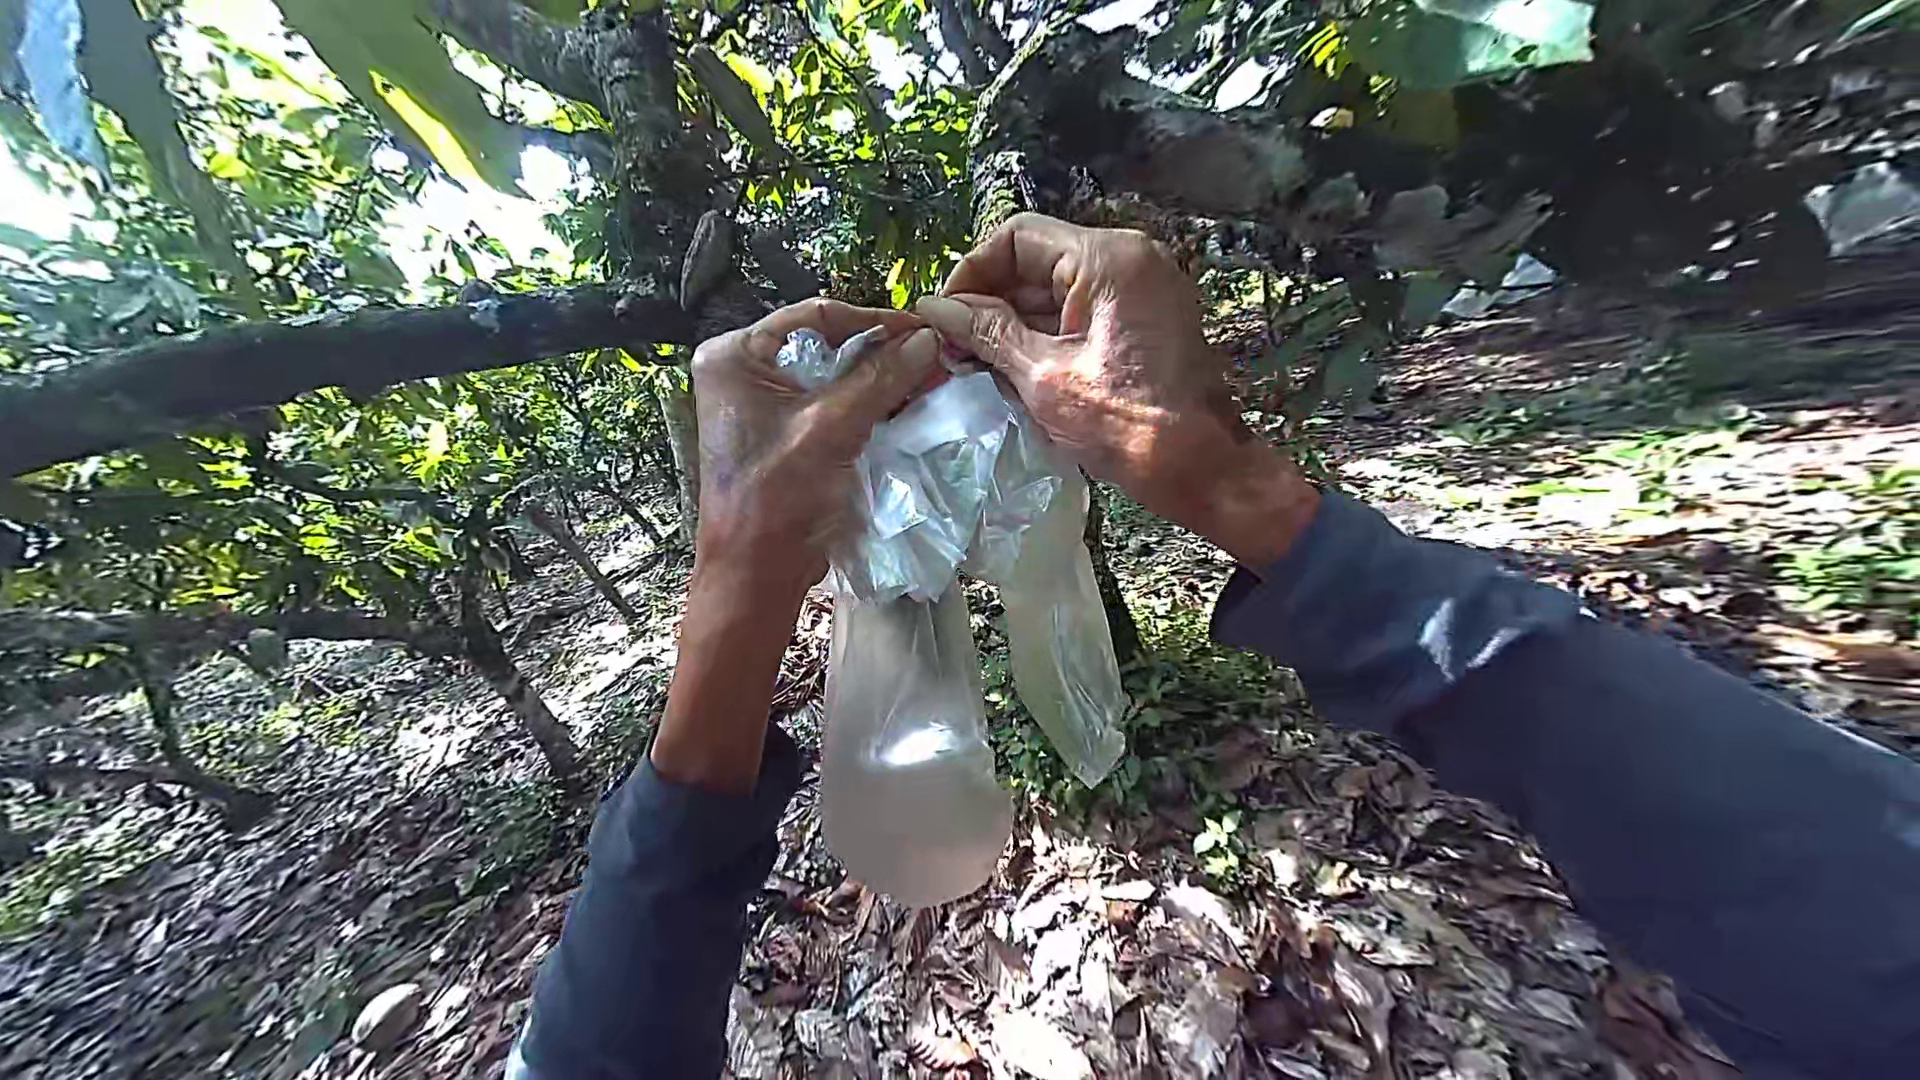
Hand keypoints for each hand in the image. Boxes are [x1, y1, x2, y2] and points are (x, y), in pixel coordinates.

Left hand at [655, 300, 937, 793]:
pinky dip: (867, 405)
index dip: (875, 321)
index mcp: (737, 356)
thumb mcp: (831, 429)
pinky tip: (904, 405)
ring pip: (833, 377)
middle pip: (826, 345)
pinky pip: (832, 406)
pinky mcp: (783, 433)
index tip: (924, 329)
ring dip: (880, 380)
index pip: (816, 317)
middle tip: (932, 359)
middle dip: (882, 354)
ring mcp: (764, 404)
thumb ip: (879, 379)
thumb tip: (928, 340)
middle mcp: (745, 371)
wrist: (757, 573)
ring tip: (928, 380)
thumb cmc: (780, 498)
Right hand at [913, 213, 1317, 567]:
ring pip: (1054, 293)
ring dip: (1012, 325)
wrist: (1198, 467)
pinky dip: (1042, 338)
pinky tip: (1011, 371)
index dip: (971, 273)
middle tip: (952, 349)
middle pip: (1037, 263)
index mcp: (1105, 259)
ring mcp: (1137, 291)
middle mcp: (1126, 259)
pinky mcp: (1139, 322)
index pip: (1017, 238)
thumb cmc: (1122, 423)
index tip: (944, 316)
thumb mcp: (1042, 376)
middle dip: (989, 304)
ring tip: (974, 365)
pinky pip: (1077, 316)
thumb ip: (987, 334)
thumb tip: (935, 309)